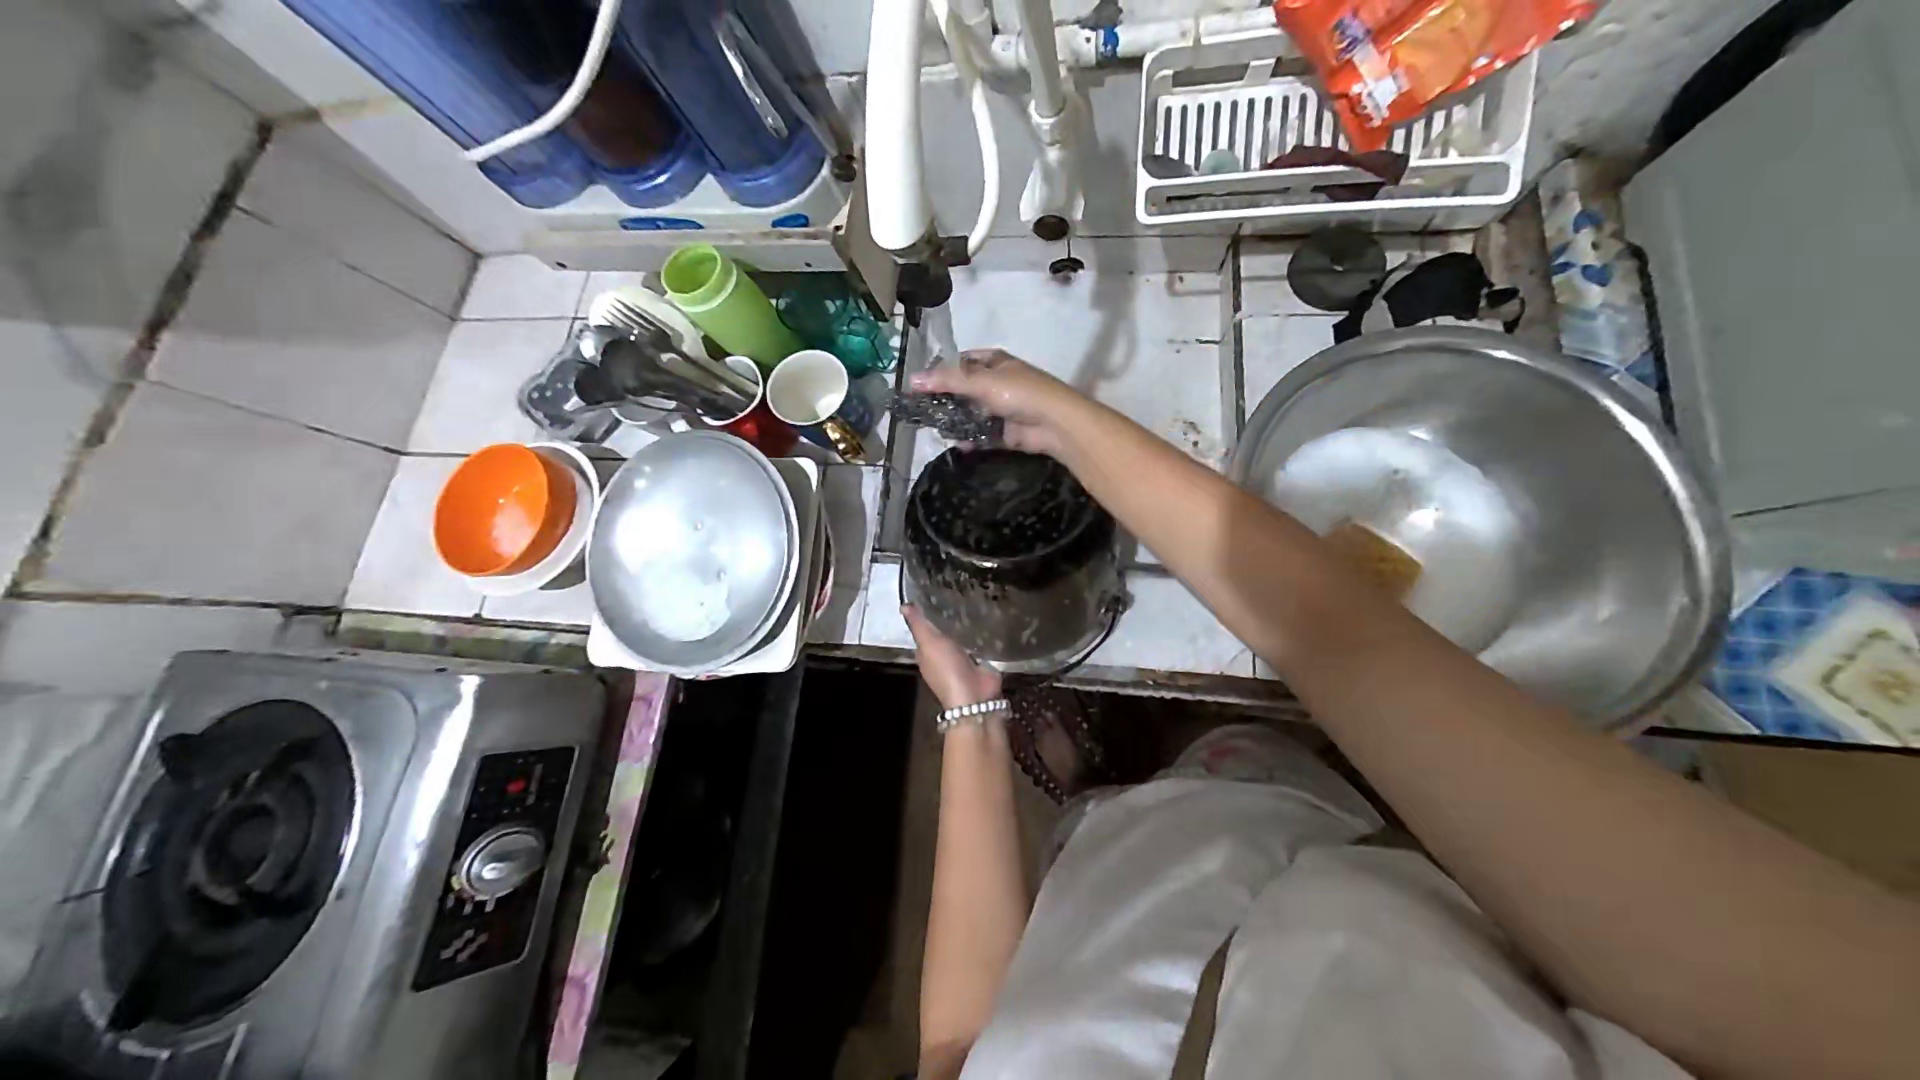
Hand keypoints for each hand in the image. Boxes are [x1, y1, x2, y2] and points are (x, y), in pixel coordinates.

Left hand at [903, 604, 1002, 709]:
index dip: (927, 615)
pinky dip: (981, 635)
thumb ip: (919, 625)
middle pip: (944, 635)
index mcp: (926, 654)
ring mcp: (962, 662)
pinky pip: (978, 645)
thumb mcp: (928, 642)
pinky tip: (987, 620)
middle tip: (958, 593)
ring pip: (961, 639)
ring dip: (966, 626)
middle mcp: (942, 658)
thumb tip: (904, 604)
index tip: (935, 594)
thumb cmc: (946, 667)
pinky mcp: (979, 664)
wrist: (974, 694)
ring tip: (973, 601)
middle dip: (949, 619)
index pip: (924, 631)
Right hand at [909, 349, 1089, 458]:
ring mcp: (1002, 408)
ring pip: (971, 414)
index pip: (959, 363)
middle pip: (963, 390)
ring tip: (937, 430)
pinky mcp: (1006, 432)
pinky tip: (958, 444)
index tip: (918, 387)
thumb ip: (946, 381)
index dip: (939, 372)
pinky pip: (982, 435)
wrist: (1055, 423)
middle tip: (922, 413)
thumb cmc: (1019, 392)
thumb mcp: (979, 381)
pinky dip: (971, 439)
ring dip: (956, 422)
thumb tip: (912, 380)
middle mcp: (997, 383)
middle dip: (945, 402)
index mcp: (993, 362)